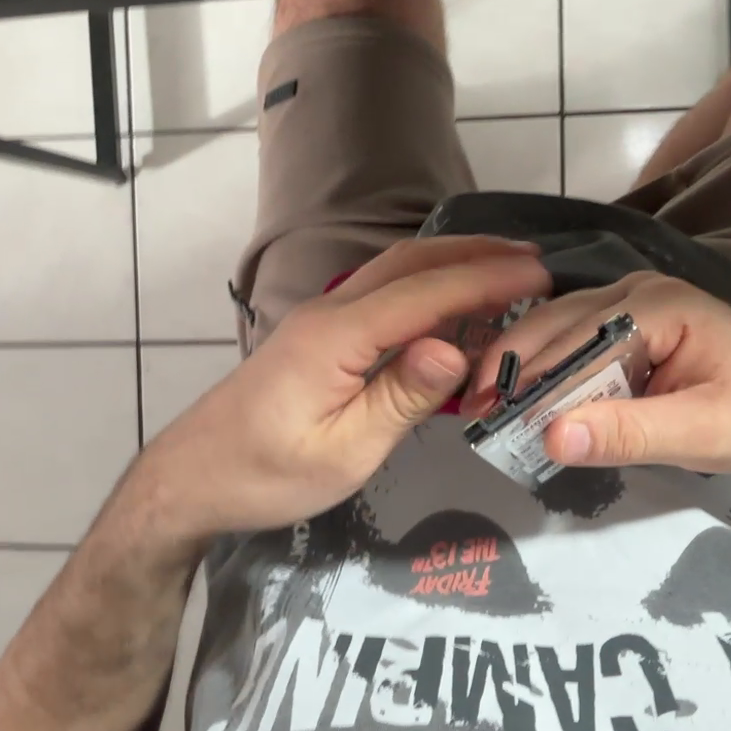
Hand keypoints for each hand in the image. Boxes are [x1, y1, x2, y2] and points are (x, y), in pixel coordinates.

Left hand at [120, 237, 550, 540]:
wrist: (191, 476)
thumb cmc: (265, 475)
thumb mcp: (342, 453)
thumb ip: (399, 398)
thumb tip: (455, 347)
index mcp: (337, 336)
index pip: (425, 293)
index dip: (485, 280)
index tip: (539, 273)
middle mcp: (328, 312)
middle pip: (408, 263)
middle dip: (472, 254)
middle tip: (532, 259)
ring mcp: (318, 319)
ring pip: (391, 272)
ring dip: (448, 264)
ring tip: (503, 270)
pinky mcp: (315, 335)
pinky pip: (378, 295)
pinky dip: (422, 287)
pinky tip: (447, 306)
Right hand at [468, 272, 730, 474]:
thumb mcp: (703, 433)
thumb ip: (630, 433)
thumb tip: (552, 437)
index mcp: (657, 305)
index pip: (575, 340)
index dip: (528, 377)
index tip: (486, 414)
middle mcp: (635, 289)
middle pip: (556, 322)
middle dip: (510, 365)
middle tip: (472, 409)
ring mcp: (630, 300)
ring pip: (558, 325)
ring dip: (522, 363)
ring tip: (486, 402)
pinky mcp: (629, 320)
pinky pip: (574, 336)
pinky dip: (545, 364)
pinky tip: (522, 391)